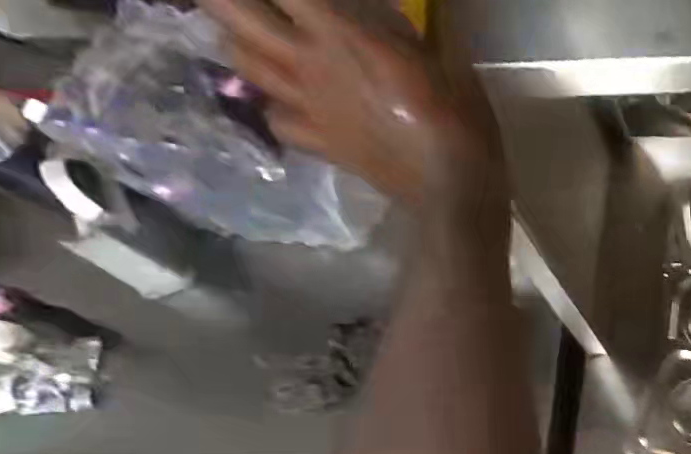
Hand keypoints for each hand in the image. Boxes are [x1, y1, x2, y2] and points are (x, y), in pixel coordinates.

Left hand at [199, 0, 502, 211]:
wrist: (455, 197)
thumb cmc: (460, 128)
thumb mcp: (444, 65)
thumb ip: (401, 34)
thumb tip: (380, 18)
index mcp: (342, 34)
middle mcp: (311, 63)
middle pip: (230, 11)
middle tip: (248, 1)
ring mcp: (312, 108)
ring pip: (242, 60)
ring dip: (240, 41)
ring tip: (257, 37)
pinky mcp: (323, 146)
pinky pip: (275, 119)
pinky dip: (273, 107)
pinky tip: (289, 103)